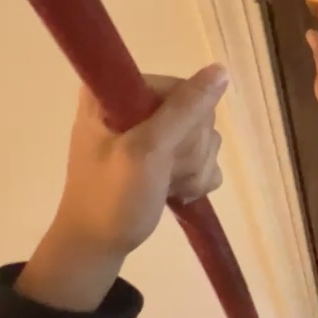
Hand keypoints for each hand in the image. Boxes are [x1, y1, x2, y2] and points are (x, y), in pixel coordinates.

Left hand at [17, 65, 228, 310]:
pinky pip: (205, 155)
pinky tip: (177, 191)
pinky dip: (198, 177)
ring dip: (194, 169)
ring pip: (206, 136)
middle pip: (198, 112)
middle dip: (190, 151)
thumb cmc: (111, 198)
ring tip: (165, 186)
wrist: (96, 247)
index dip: (185, 121)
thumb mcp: (146, 150)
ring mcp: (153, 130)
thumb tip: (221, 70)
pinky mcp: (167, 154)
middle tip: (162, 172)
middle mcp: (137, 103)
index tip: (164, 149)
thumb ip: (184, 110)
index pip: (182, 88)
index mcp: (119, 91)